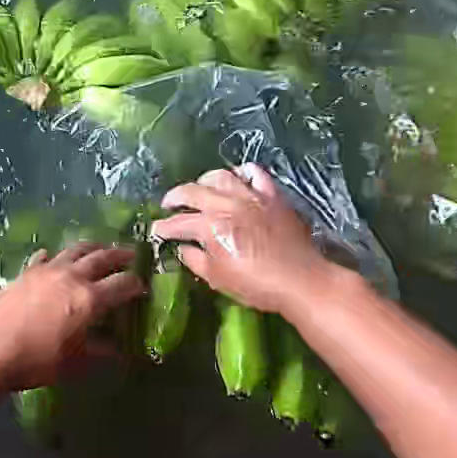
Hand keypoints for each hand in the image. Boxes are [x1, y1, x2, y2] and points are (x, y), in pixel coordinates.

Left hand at [0, 243, 143, 391]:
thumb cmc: (36, 360)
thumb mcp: (75, 362)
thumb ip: (100, 351)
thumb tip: (117, 348)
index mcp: (90, 298)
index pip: (123, 283)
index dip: (136, 284)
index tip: (142, 287)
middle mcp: (73, 276)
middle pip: (103, 257)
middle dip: (121, 255)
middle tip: (131, 255)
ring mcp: (47, 270)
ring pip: (76, 249)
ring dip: (93, 247)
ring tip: (100, 248)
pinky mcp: (26, 272)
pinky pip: (45, 257)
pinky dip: (55, 256)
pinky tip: (54, 258)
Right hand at [149, 165, 339, 314]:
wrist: (300, 280)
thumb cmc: (256, 285)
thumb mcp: (217, 279)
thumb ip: (195, 260)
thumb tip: (183, 248)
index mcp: (210, 226)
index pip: (178, 223)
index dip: (163, 227)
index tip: (156, 230)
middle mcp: (227, 204)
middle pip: (193, 191)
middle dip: (175, 197)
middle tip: (168, 204)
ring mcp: (251, 196)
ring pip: (221, 175)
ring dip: (204, 180)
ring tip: (199, 188)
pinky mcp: (272, 195)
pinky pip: (255, 174)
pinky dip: (242, 172)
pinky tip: (237, 177)